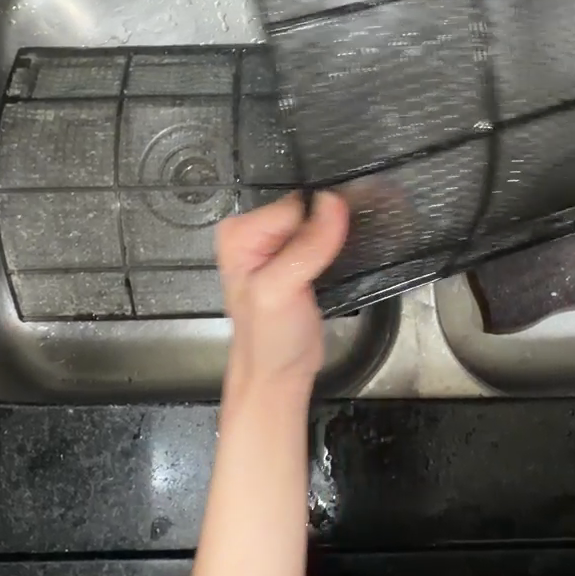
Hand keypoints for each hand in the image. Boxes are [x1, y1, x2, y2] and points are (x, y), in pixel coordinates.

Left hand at [215, 192, 348, 388]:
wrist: (279, 373)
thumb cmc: (269, 339)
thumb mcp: (281, 290)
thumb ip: (307, 246)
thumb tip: (333, 202)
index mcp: (238, 232)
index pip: (293, 206)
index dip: (313, 228)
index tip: (317, 257)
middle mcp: (254, 233)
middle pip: (307, 212)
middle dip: (323, 233)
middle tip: (320, 268)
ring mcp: (277, 246)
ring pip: (319, 224)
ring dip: (333, 241)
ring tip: (326, 271)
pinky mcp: (298, 260)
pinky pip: (325, 239)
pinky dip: (336, 249)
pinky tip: (332, 270)